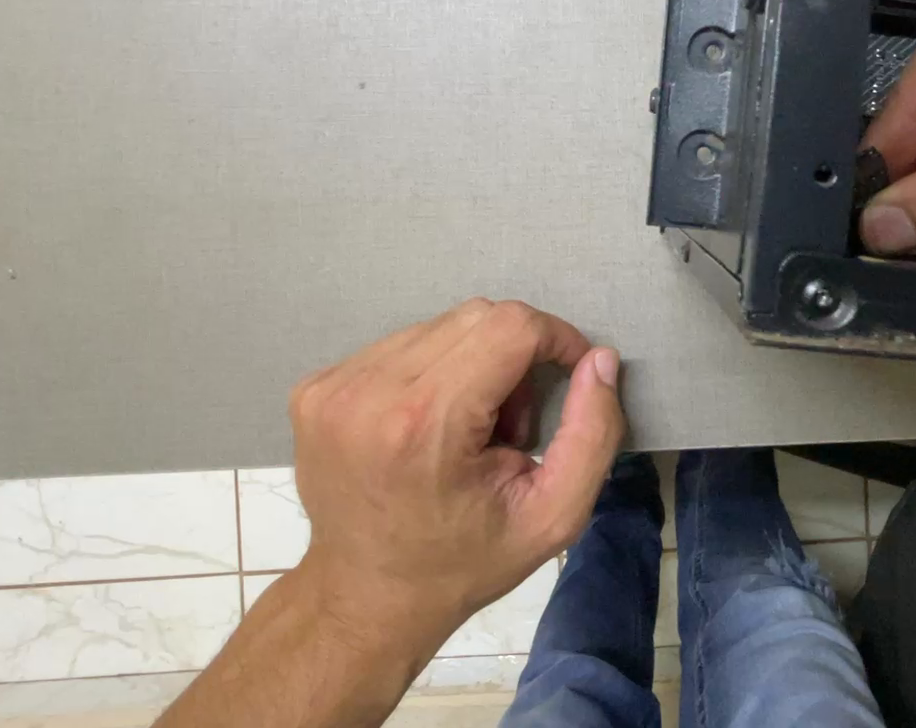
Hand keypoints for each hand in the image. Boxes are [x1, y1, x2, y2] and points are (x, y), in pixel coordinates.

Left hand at [289, 298, 624, 654]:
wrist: (364, 598)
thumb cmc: (464, 562)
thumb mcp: (554, 516)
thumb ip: (593, 434)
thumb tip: (599, 358)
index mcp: (425, 422)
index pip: (511, 326)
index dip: (556, 338)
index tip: (571, 374)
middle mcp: (369, 390)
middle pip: (479, 318)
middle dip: (516, 355)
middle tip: (512, 423)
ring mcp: (335, 384)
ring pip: (442, 325)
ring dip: (475, 361)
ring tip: (470, 428)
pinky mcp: (316, 385)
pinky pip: (405, 343)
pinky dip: (435, 368)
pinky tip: (430, 423)